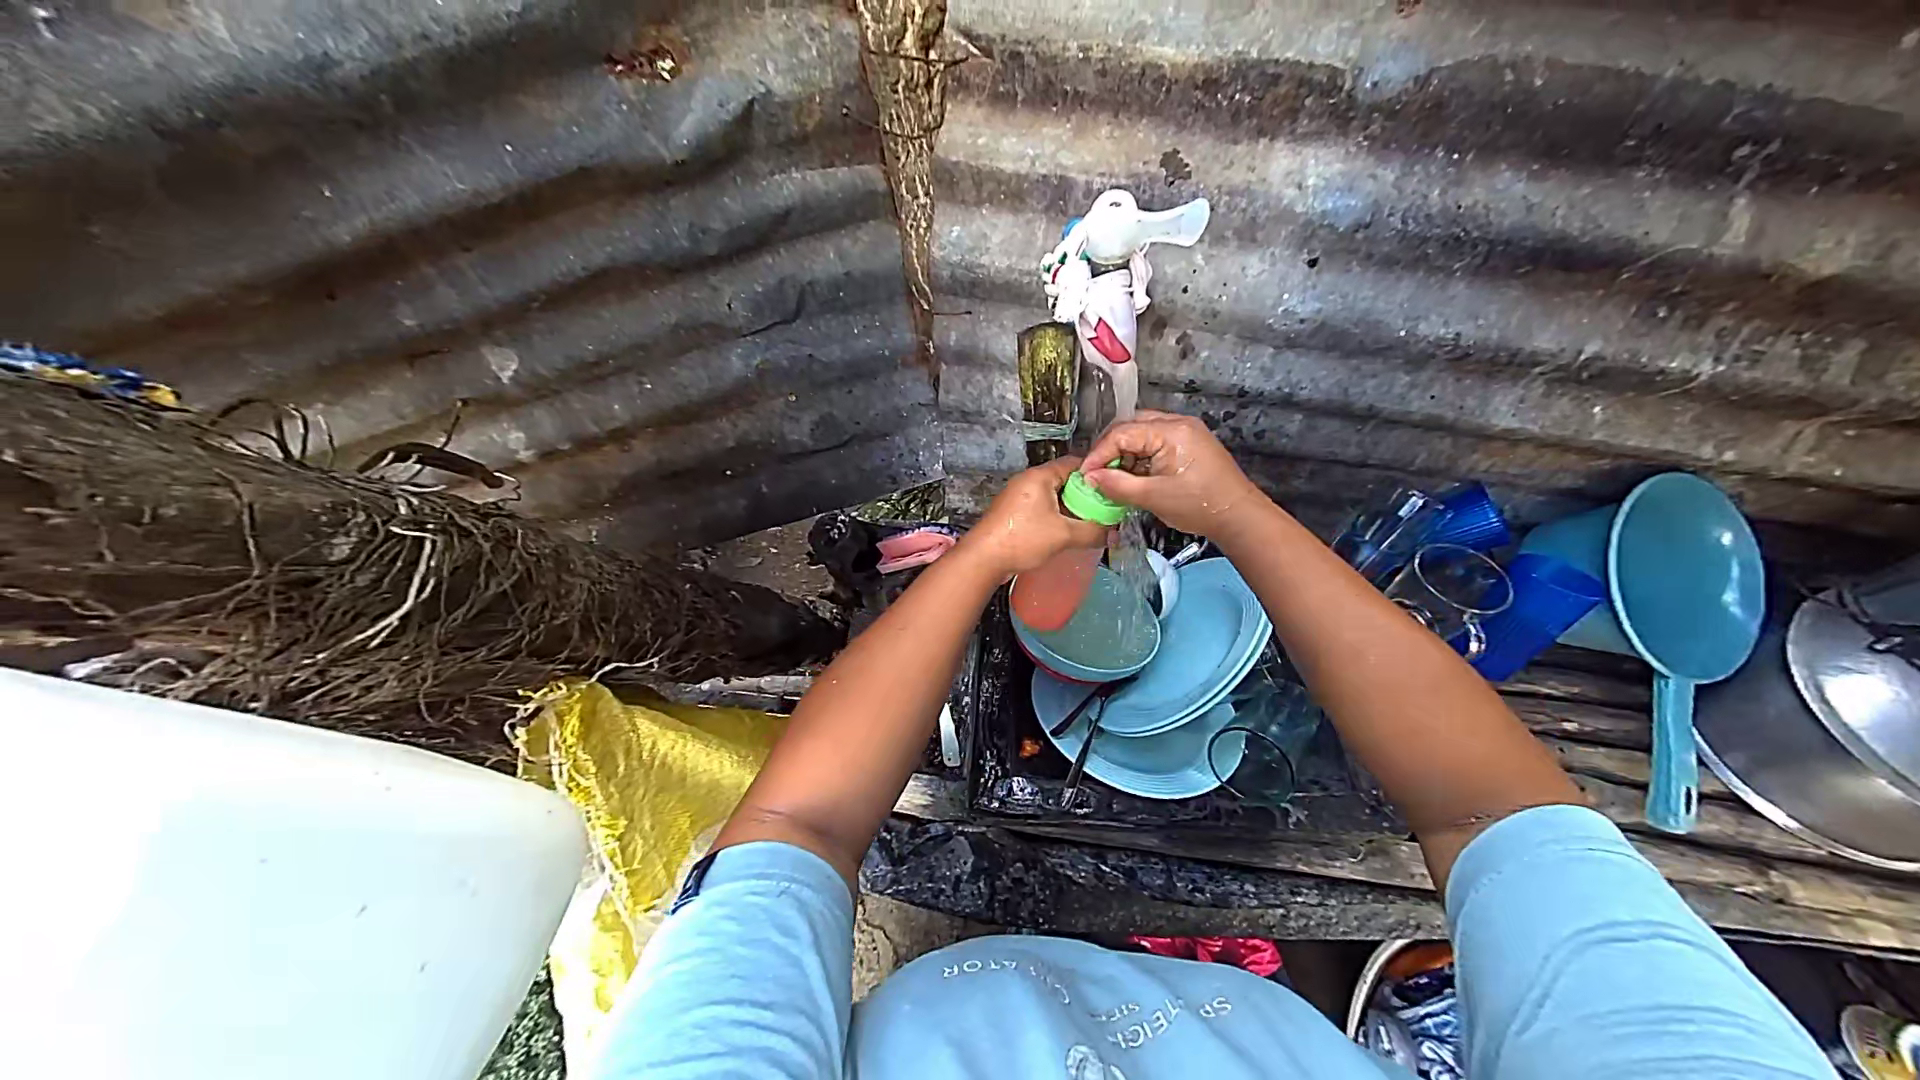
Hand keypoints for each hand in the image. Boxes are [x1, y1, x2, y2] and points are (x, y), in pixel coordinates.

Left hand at [960, 457, 1110, 579]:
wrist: (984, 559)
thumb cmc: (1020, 539)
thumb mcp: (1063, 535)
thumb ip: (1092, 532)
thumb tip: (1112, 534)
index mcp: (1040, 476)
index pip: (1075, 463)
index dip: (1095, 474)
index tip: (1111, 489)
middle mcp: (1028, 481)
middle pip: (1064, 480)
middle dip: (1084, 496)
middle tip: (1102, 510)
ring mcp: (1019, 497)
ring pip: (1053, 497)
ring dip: (1070, 509)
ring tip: (1088, 524)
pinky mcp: (1014, 514)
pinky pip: (1041, 510)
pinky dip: (1056, 518)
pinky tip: (1066, 534)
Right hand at [1080, 411, 1270, 536]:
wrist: (1238, 516)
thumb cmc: (1201, 506)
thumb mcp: (1152, 497)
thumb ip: (1117, 485)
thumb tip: (1091, 478)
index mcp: (1171, 432)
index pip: (1122, 433)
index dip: (1099, 454)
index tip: (1086, 474)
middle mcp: (1178, 424)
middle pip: (1130, 426)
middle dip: (1109, 449)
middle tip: (1097, 473)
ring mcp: (1185, 432)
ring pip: (1141, 433)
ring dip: (1124, 453)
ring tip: (1114, 477)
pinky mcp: (1188, 443)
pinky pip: (1155, 441)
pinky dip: (1140, 456)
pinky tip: (1134, 476)